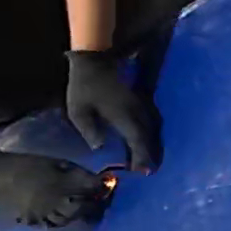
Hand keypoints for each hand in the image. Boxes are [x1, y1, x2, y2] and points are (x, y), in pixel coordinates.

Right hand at [0, 149, 108, 227]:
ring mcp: (43, 212)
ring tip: (92, 211)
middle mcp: (53, 199)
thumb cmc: (30, 164)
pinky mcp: (34, 220)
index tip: (110, 186)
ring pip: (70, 218)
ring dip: (83, 215)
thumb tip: (99, 181)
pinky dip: (66, 221)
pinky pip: (55, 224)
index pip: (89, 188)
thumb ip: (78, 173)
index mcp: (60, 181)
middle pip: (82, 207)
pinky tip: (72, 217)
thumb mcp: (57, 163)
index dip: (102, 188)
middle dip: (96, 205)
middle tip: (103, 202)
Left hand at [65, 50, 161, 171]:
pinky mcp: (141, 99)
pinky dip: (150, 133)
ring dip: (152, 145)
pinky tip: (146, 140)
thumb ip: (89, 130)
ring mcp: (141, 104)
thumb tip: (100, 148)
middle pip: (148, 137)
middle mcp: (137, 111)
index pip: (136, 139)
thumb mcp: (78, 110)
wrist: (95, 58)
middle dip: (150, 155)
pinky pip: (150, 120)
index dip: (141, 156)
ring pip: (152, 128)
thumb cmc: (84, 86)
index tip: (142, 172)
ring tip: (151, 160)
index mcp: (123, 115)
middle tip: (150, 172)